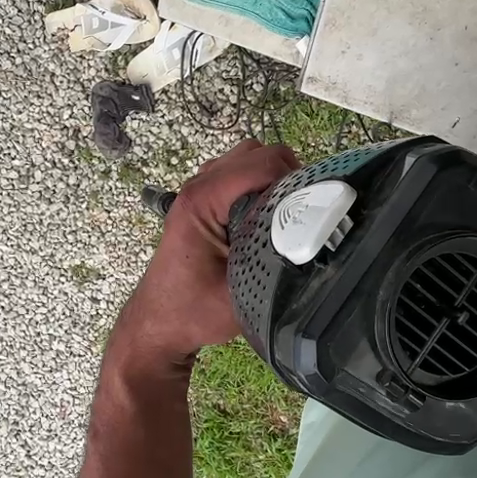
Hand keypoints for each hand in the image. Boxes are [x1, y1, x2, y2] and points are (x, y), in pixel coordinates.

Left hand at [115, 139, 300, 366]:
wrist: (159, 324)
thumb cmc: (193, 311)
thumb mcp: (241, 291)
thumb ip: (276, 262)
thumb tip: (317, 243)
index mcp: (202, 201)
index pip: (261, 163)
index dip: (293, 178)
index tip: (309, 207)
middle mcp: (197, 187)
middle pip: (255, 153)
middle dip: (285, 173)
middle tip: (302, 208)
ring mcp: (197, 191)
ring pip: (246, 159)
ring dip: (271, 176)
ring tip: (288, 210)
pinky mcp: (202, 201)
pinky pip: (237, 174)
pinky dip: (257, 183)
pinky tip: (267, 215)